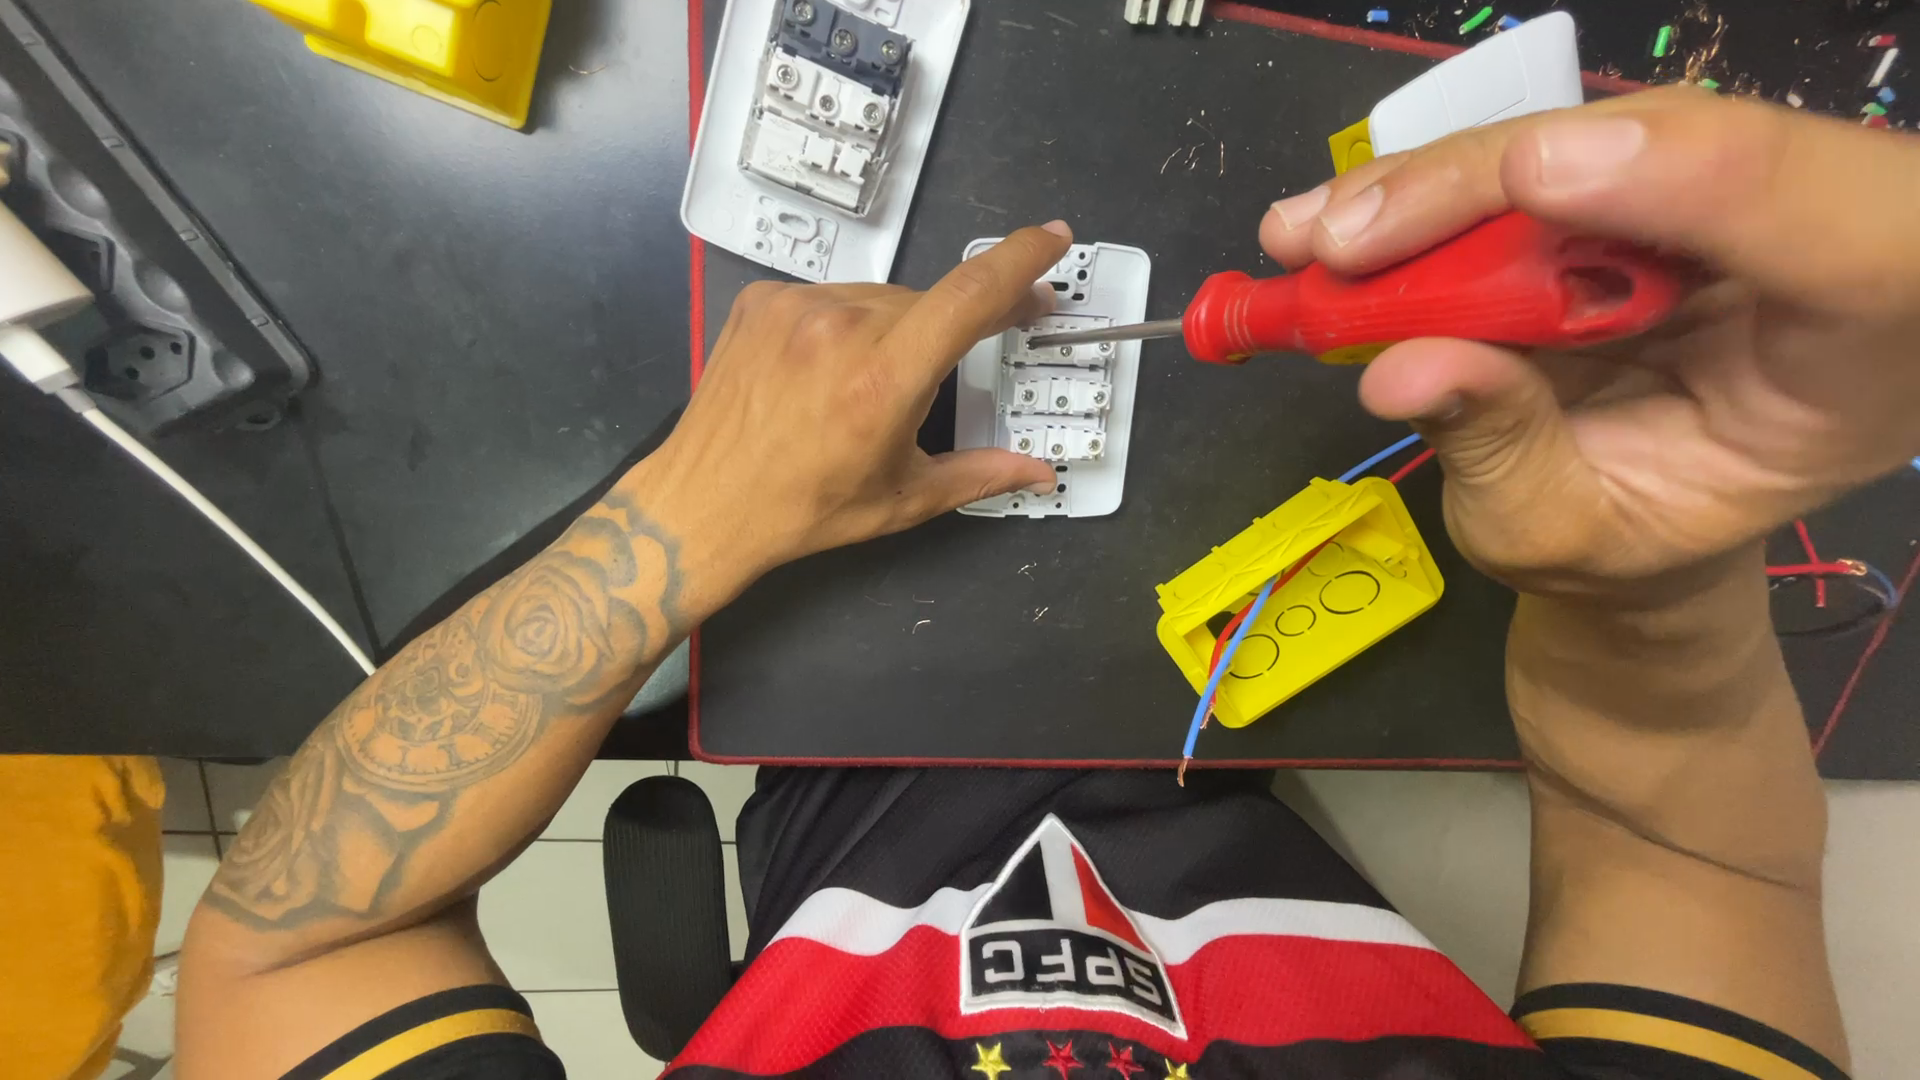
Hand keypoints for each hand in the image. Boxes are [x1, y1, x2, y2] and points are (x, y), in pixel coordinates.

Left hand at [637, 223, 1068, 582]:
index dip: (1020, 260)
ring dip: (900, 328)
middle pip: (928, 302)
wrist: (705, 502)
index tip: (1054, 239)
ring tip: (875, 384)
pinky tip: (833, 368)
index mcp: (884, 380)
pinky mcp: (761, 300)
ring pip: (879, 298)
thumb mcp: (904, 500)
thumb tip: (1041, 471)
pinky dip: (849, 325)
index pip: (968, 297)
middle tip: (965, 353)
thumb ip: (981, 475)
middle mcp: (840, 328)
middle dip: (959, 322)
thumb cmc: (810, 509)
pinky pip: (831, 299)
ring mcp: (794, 306)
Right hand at [1260, 87, 1919, 597]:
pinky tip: (1332, 225)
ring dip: (1426, 185)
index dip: (1704, 180)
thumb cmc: (1616, 547)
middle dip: (1484, 186)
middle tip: (1344, 237)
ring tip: (1307, 237)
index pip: (1851, 231)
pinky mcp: (1622, 202)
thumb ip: (1496, 450)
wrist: (1624, 526)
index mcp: (1863, 355)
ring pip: (1580, 139)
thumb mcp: (1549, 529)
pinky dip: (1417, 196)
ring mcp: (1710, 213)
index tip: (1533, 175)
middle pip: (1674, 149)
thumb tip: (1394, 371)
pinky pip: (1524, 166)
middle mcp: (1805, 247)